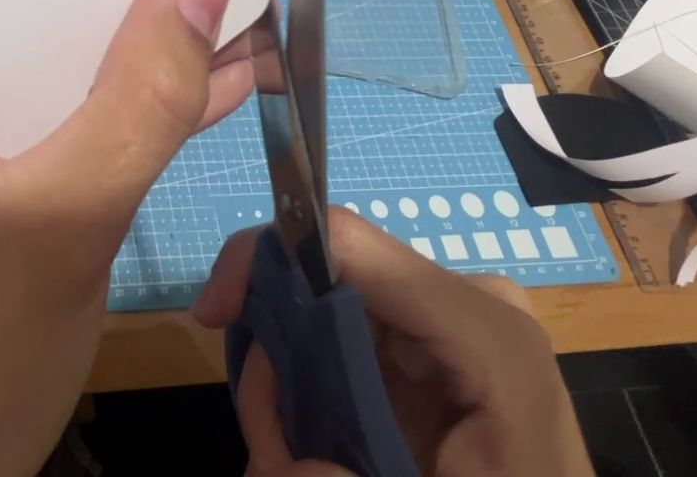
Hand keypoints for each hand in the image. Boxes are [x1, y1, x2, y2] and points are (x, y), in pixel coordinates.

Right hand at [192, 209, 593, 476]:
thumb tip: (282, 470)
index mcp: (484, 330)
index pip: (350, 242)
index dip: (267, 255)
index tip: (213, 315)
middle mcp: (461, 299)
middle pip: (320, 279)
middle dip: (271, 357)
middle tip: (265, 450)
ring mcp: (443, 313)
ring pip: (316, 307)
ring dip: (281, 383)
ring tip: (284, 461)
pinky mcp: (425, 333)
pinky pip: (333, 328)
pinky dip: (303, 383)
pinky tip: (307, 445)